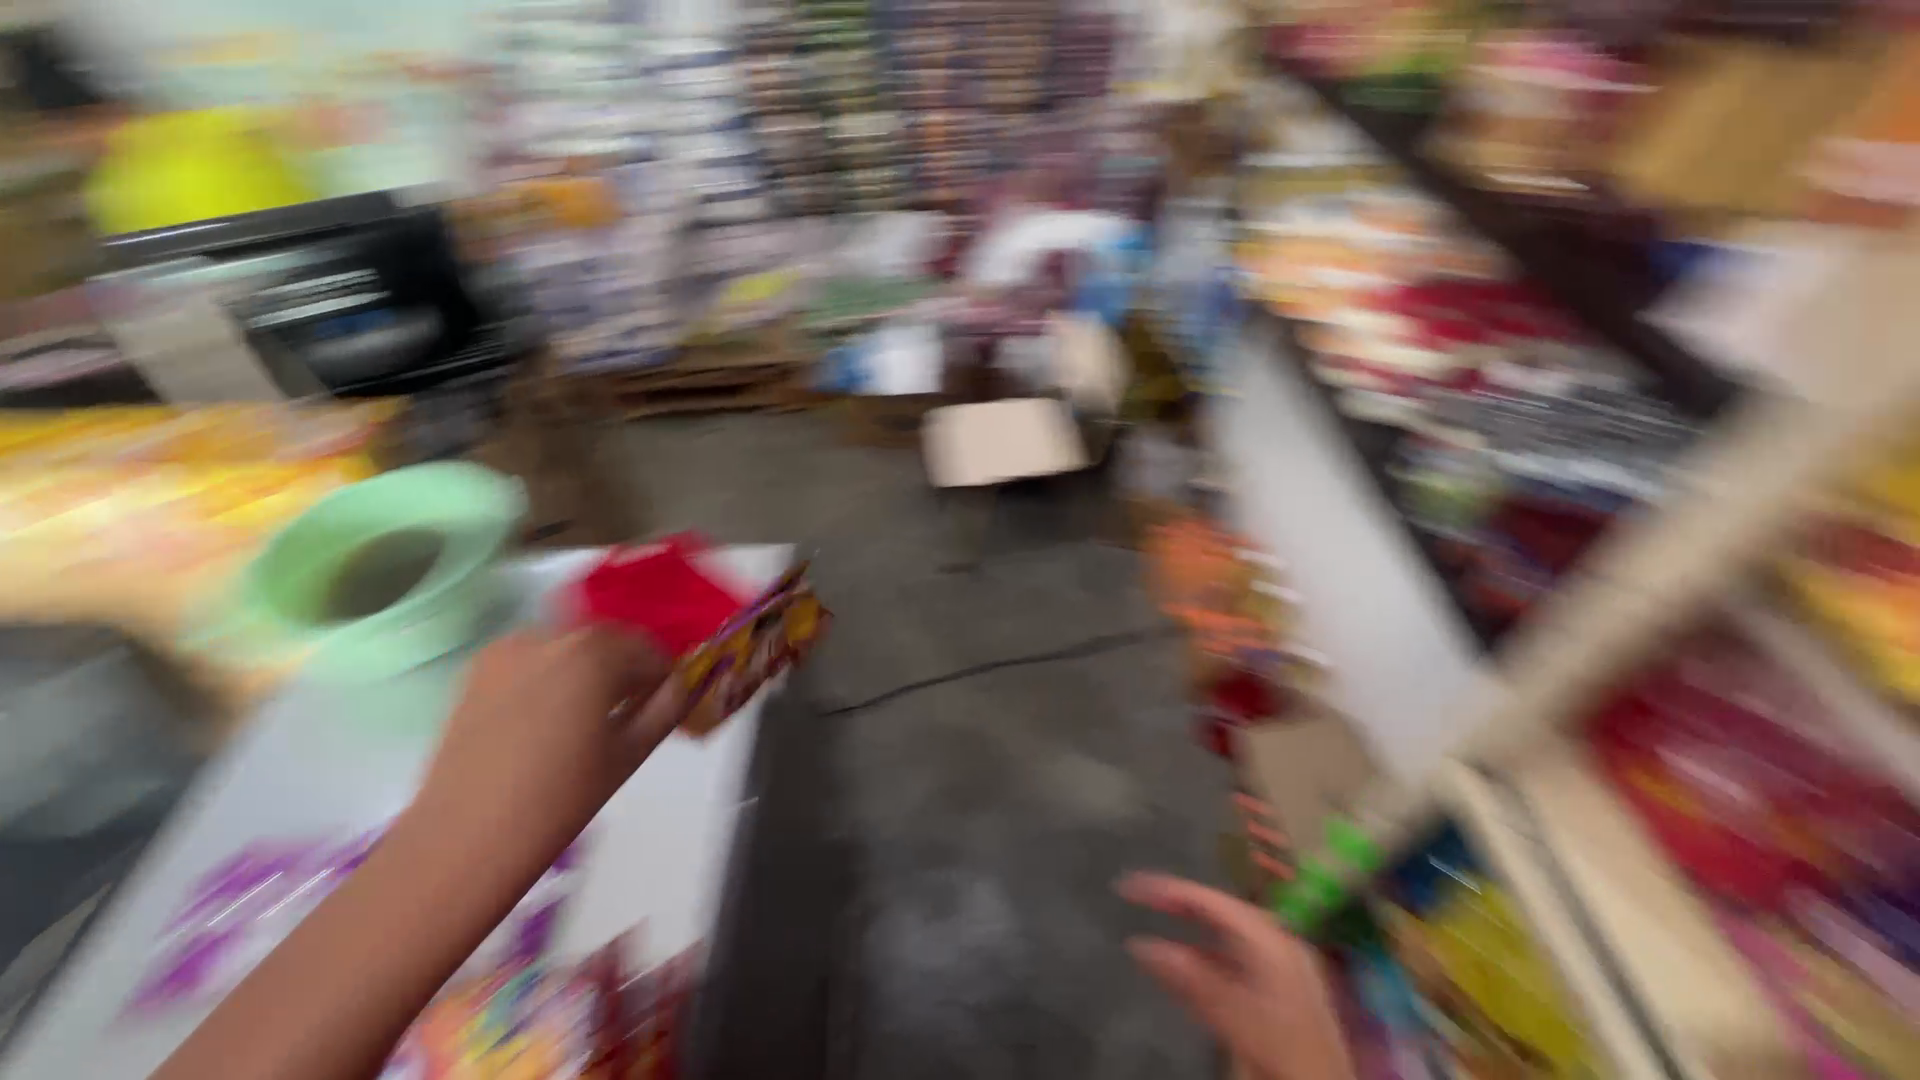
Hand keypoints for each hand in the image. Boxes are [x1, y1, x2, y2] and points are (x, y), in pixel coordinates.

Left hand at [414, 625, 677, 860]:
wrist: (465, 837)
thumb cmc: (560, 799)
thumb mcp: (630, 753)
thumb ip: (666, 707)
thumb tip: (685, 683)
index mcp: (593, 652)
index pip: (648, 647)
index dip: (664, 673)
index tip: (665, 701)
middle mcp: (549, 636)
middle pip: (606, 640)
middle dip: (625, 667)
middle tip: (632, 710)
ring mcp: (506, 650)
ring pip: (567, 647)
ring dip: (588, 668)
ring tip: (588, 716)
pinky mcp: (477, 670)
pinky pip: (532, 659)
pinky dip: (552, 674)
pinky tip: (550, 718)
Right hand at [1119, 872, 1355, 1079]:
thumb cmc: (1286, 1055)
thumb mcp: (1235, 1018)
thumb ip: (1189, 979)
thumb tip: (1140, 945)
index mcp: (1271, 941)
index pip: (1211, 901)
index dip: (1169, 890)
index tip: (1130, 887)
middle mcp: (1278, 944)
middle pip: (1220, 911)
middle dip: (1180, 902)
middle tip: (1136, 896)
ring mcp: (1281, 967)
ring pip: (1226, 934)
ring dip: (1190, 927)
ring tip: (1151, 917)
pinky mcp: (1279, 991)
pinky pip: (1234, 958)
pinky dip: (1205, 955)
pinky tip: (1181, 962)